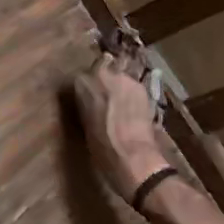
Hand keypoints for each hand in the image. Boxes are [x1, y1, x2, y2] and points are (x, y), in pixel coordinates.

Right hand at [71, 47, 171, 205]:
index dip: (88, 87)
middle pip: (102, 68)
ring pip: (120, 75)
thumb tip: (90, 100)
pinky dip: (132, 93)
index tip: (90, 97)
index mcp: (82, 83)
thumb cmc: (102, 146)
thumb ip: (87, 104)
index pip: (82, 76)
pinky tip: (134, 108)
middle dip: (104, 79)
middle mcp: (102, 73)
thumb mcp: (86, 124)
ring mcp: (124, 78)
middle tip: (107, 97)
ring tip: (122, 102)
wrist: (133, 156)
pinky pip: (133, 86)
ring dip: (119, 85)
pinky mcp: (141, 87)